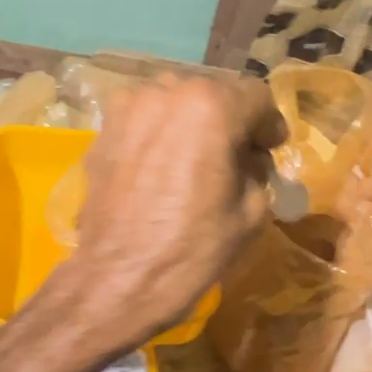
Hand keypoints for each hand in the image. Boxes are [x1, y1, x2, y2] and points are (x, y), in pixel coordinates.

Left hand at [49, 73, 285, 349]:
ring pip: (173, 103)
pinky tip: (160, 171)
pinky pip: (142, 122)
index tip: (270, 149)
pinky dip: (158, 136)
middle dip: (228, 121)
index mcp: (209, 106)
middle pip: (211, 94)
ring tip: (193, 162)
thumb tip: (247, 157)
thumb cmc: (194, 247)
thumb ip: (257, 168)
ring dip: (189, 124)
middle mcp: (165, 92)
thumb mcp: (252, 210)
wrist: (120, 278)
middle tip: (234, 157)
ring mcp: (127, 109)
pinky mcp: (102, 132)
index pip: (255, 96)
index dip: (268, 124)